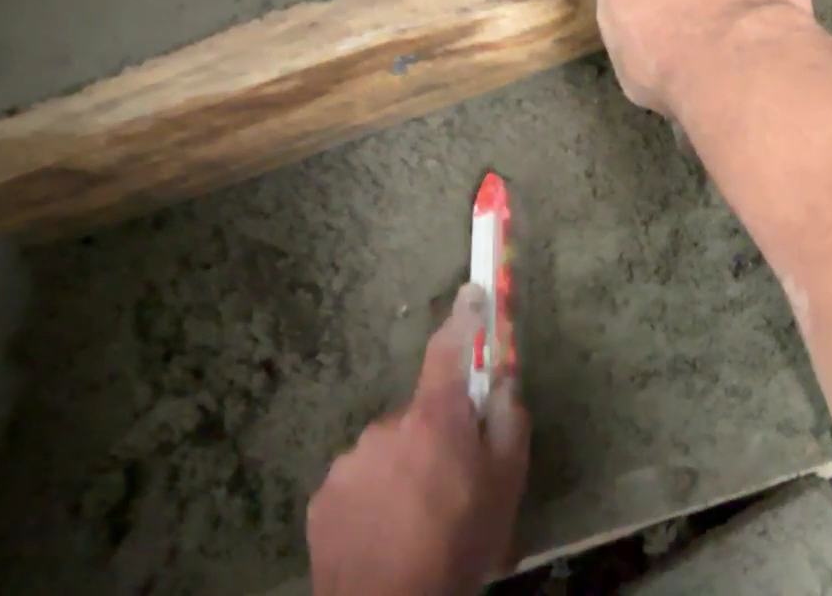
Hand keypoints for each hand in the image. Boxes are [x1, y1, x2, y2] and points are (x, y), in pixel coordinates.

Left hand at [308, 285, 528, 595]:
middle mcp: (386, 427)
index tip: (472, 291)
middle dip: (438, 433)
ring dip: (406, 466)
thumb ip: (508, 420)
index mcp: (435, 417)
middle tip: (455, 479)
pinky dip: (377, 494)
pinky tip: (389, 530)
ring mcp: (349, 463)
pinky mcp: (323, 499)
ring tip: (421, 515)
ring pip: (390, 448)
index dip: (464, 318)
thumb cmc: (461, 541)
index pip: (449, 350)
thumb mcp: (509, 480)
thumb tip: (499, 385)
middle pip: (422, 412)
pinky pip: (362, 479)